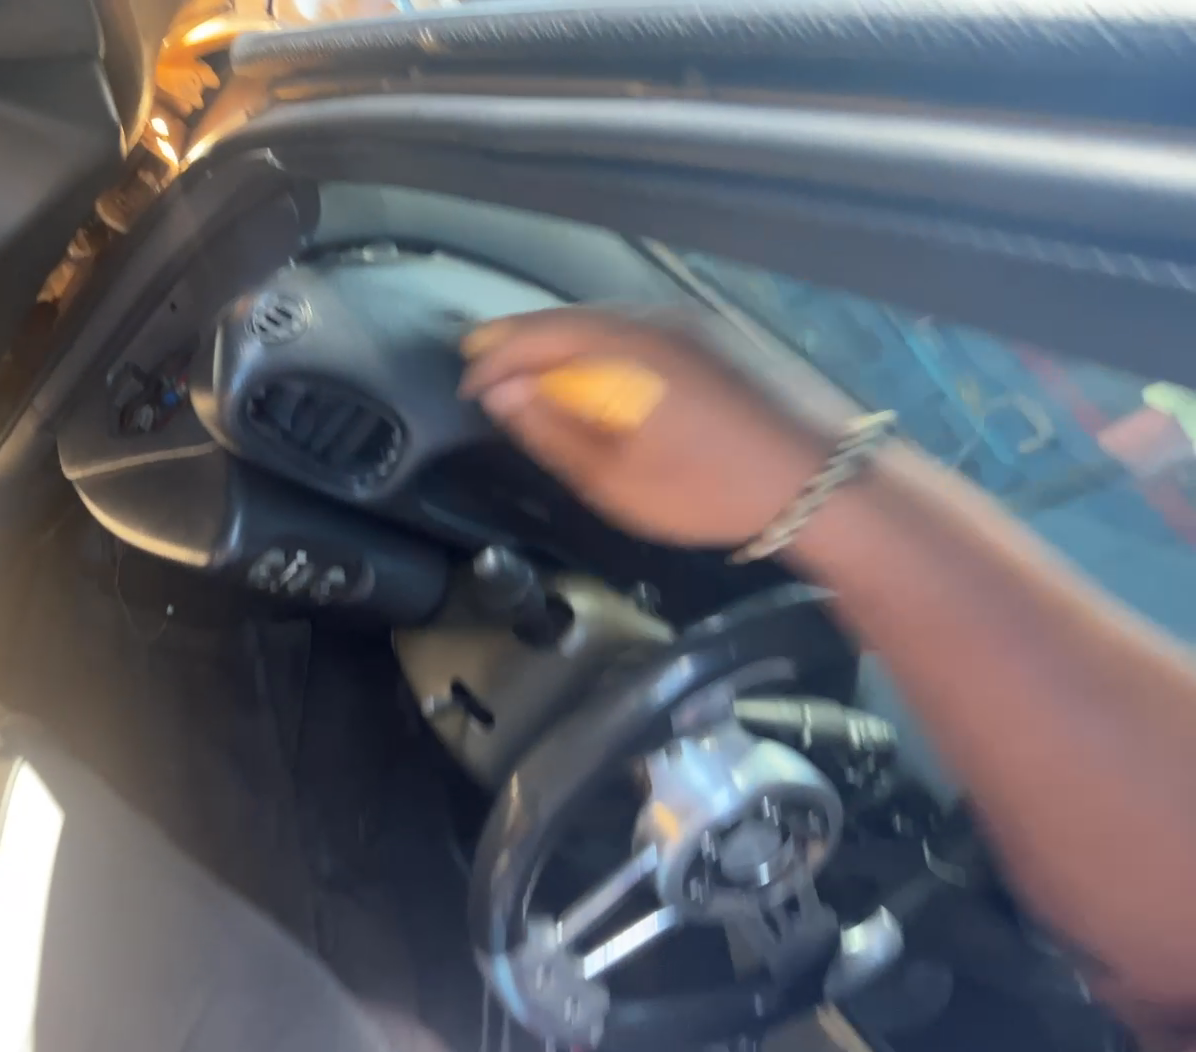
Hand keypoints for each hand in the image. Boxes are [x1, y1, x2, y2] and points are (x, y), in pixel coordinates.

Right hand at [461, 308, 853, 548]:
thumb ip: (549, 429)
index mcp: (628, 351)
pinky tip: (584, 363)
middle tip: (478, 359)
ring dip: (554, 338)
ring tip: (521, 362)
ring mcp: (690, 322)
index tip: (466, 387)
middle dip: (517, 339)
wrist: (828, 482)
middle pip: (567, 319)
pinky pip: (631, 326)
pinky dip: (592, 341)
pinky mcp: (711, 335)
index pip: (538, 339)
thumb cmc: (707, 490)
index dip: (494, 360)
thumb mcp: (612, 476)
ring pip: (600, 319)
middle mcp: (657, 320)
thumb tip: (500, 393)